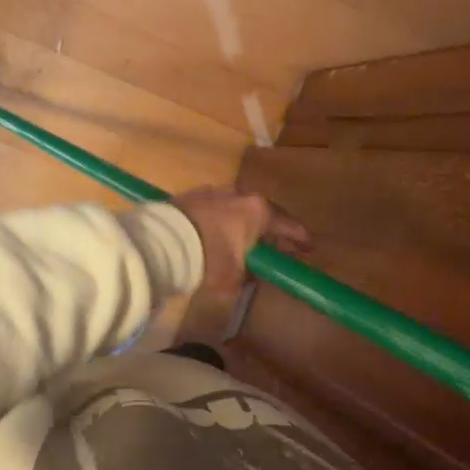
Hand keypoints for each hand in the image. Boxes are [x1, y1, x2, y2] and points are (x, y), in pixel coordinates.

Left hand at [172, 186, 312, 300]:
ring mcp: (215, 191)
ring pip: (236, 206)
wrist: (162, 242)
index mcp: (258, 212)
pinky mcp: (192, 194)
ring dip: (242, 222)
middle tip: (273, 245)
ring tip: (242, 239)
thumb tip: (252, 276)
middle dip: (269, 229)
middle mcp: (240, 194)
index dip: (298, 239)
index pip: (287, 225)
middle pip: (262, 211)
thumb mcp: (232, 278)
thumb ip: (248, 276)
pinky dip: (220, 219)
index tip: (307, 248)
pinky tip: (215, 232)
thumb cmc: (207, 260)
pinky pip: (214, 207)